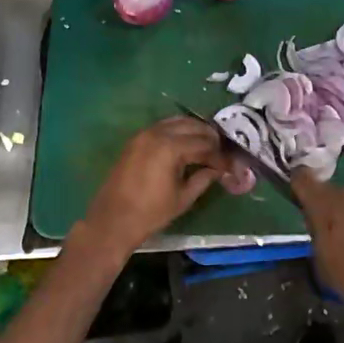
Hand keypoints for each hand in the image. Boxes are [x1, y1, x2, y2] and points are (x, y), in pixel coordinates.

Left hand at [74, 117, 231, 258]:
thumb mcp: (183, 198)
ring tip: (206, 146)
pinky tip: (186, 145)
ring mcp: (144, 134)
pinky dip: (177, 131)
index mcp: (171, 147)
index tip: (230, 166)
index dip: (220, 156)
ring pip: (177, 122)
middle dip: (210, 138)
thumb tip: (219, 169)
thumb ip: (204, 178)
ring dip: (194, 131)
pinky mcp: (136, 140)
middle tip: (221, 152)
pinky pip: (162, 127)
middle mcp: (157, 133)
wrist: (113, 220)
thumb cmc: (151, 213)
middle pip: (192, 126)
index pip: (204, 145)